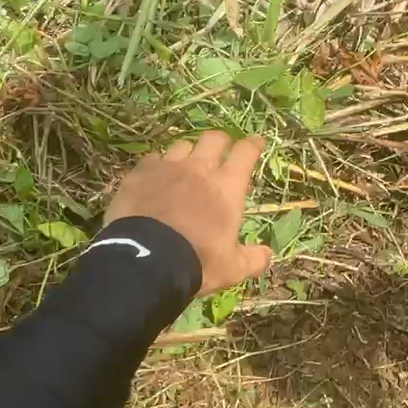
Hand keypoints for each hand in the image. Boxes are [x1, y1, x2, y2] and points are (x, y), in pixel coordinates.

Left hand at [105, 131, 272, 296]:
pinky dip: (157, 166)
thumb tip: (268, 254)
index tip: (256, 142)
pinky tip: (155, 177)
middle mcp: (199, 169)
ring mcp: (167, 168)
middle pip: (213, 139)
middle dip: (221, 141)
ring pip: (181, 146)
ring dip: (188, 153)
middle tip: (222, 150)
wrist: (146, 262)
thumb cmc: (197, 262)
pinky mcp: (139, 174)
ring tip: (186, 165)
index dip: (253, 145)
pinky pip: (152, 159)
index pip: (246, 153)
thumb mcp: (232, 268)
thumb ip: (253, 259)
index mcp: (227, 187)